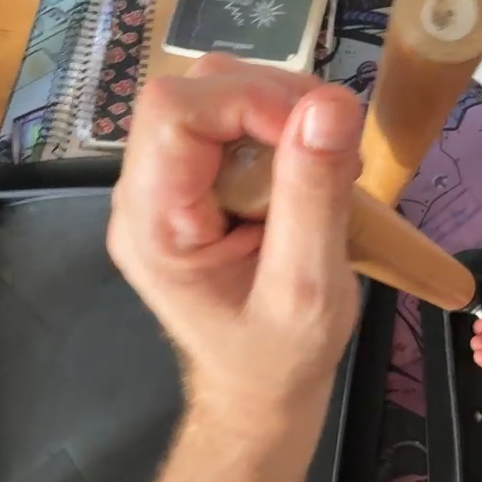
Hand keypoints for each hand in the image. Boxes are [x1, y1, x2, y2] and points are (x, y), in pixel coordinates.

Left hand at [108, 55, 363, 429]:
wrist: (260, 389)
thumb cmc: (281, 356)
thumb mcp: (308, 287)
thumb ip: (314, 194)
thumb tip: (332, 103)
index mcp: (153, 222)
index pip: (176, 110)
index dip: (251, 99)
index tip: (319, 134)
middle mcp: (146, 191)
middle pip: (197, 91)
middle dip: (276, 101)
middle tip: (335, 149)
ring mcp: (168, 183)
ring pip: (217, 94)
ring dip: (284, 109)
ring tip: (328, 161)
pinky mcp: (196, 181)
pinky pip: (233, 120)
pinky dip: (283, 123)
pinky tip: (312, 165)